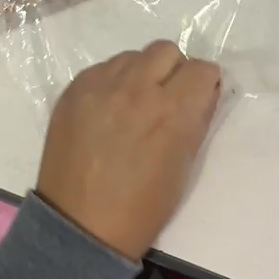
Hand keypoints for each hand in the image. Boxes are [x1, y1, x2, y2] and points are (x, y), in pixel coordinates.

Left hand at [36, 40, 222, 259]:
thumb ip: (198, 121)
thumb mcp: (185, 166)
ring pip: (132, 56)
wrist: (80, 228)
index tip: (199, 97)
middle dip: (174, 71)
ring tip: (134, 105)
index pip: (202, 69)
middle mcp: (136, 88)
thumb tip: (204, 93)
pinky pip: (102, 69)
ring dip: (141, 73)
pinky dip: (112, 82)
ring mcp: (100, 86)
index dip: (205, 83)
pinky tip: (108, 111)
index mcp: (171, 111)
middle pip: (167, 50)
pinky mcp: (73, 90)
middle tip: (167, 99)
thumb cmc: (142, 207)